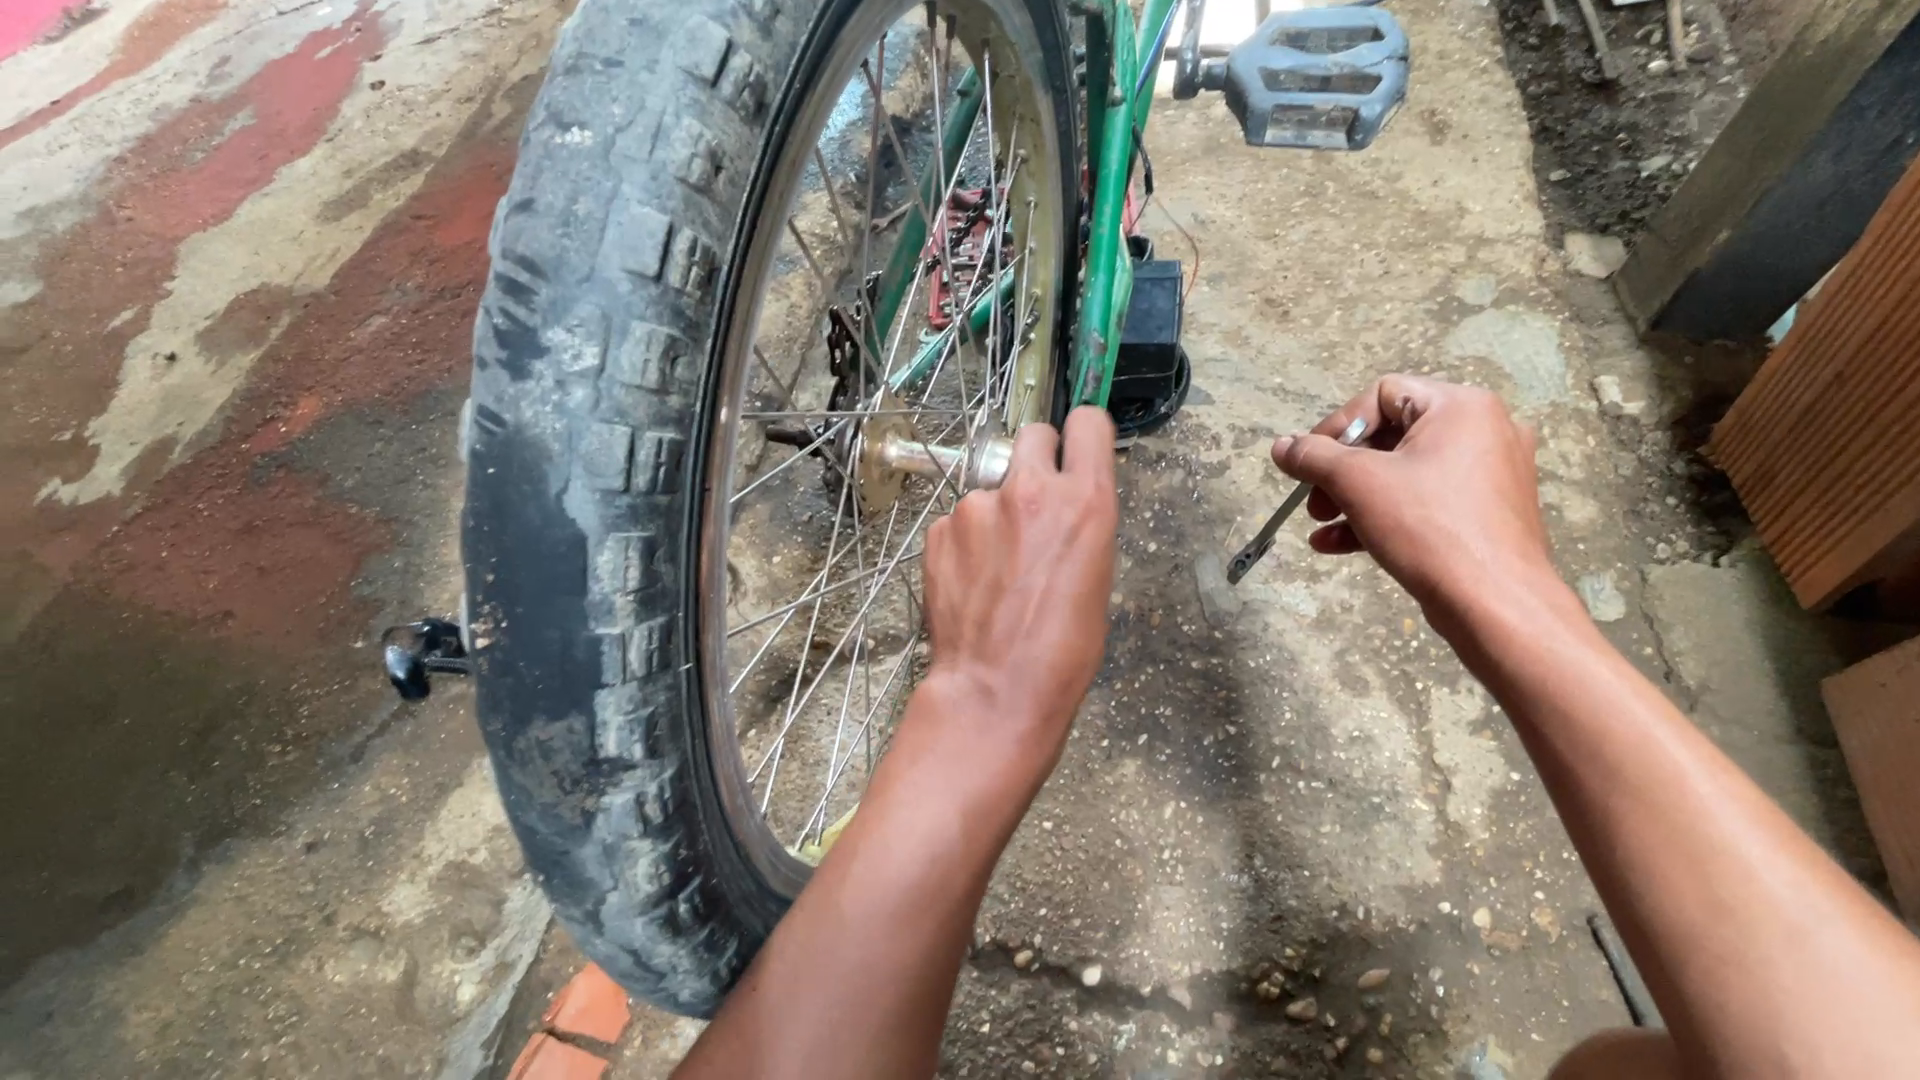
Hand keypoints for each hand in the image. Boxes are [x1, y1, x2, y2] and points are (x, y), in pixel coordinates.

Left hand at [920, 406, 1117, 773]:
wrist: (995, 689)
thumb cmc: (1063, 651)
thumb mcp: (1097, 578)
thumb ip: (1080, 525)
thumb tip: (1065, 509)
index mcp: (1084, 502)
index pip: (1087, 423)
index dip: (1083, 435)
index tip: (1077, 449)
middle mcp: (1029, 489)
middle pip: (1033, 434)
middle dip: (1037, 459)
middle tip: (1035, 503)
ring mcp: (976, 506)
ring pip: (989, 485)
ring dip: (996, 511)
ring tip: (997, 569)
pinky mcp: (939, 529)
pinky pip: (957, 520)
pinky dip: (965, 541)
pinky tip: (972, 581)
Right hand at [1271, 375, 1553, 615]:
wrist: (1493, 601)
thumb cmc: (1426, 526)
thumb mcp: (1357, 483)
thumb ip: (1313, 457)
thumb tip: (1280, 445)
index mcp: (1461, 407)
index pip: (1382, 394)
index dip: (1338, 425)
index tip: (1310, 462)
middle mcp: (1483, 430)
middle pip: (1390, 435)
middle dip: (1340, 469)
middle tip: (1314, 499)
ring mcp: (1489, 473)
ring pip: (1402, 473)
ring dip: (1352, 496)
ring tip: (1320, 523)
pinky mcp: (1485, 512)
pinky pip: (1423, 501)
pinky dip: (1381, 515)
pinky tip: (1336, 544)